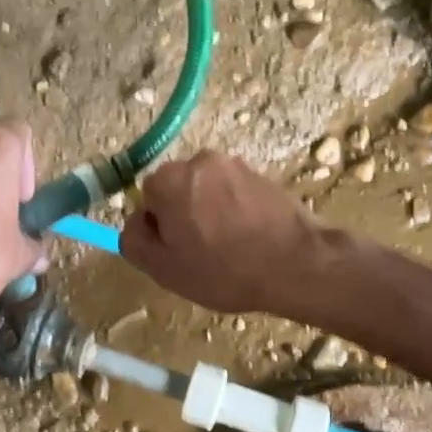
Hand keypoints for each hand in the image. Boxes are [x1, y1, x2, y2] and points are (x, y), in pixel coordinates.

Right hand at [121, 152, 325, 314]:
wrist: (297, 265)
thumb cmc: (224, 270)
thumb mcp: (163, 269)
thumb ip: (134, 241)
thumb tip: (137, 223)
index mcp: (170, 179)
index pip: (147, 198)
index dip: (159, 228)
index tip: (178, 252)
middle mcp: (200, 161)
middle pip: (178, 189)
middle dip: (184, 215)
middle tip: (202, 252)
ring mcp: (236, 165)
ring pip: (207, 191)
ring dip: (210, 213)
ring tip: (230, 248)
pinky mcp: (263, 175)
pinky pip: (235, 193)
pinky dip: (236, 212)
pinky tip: (250, 239)